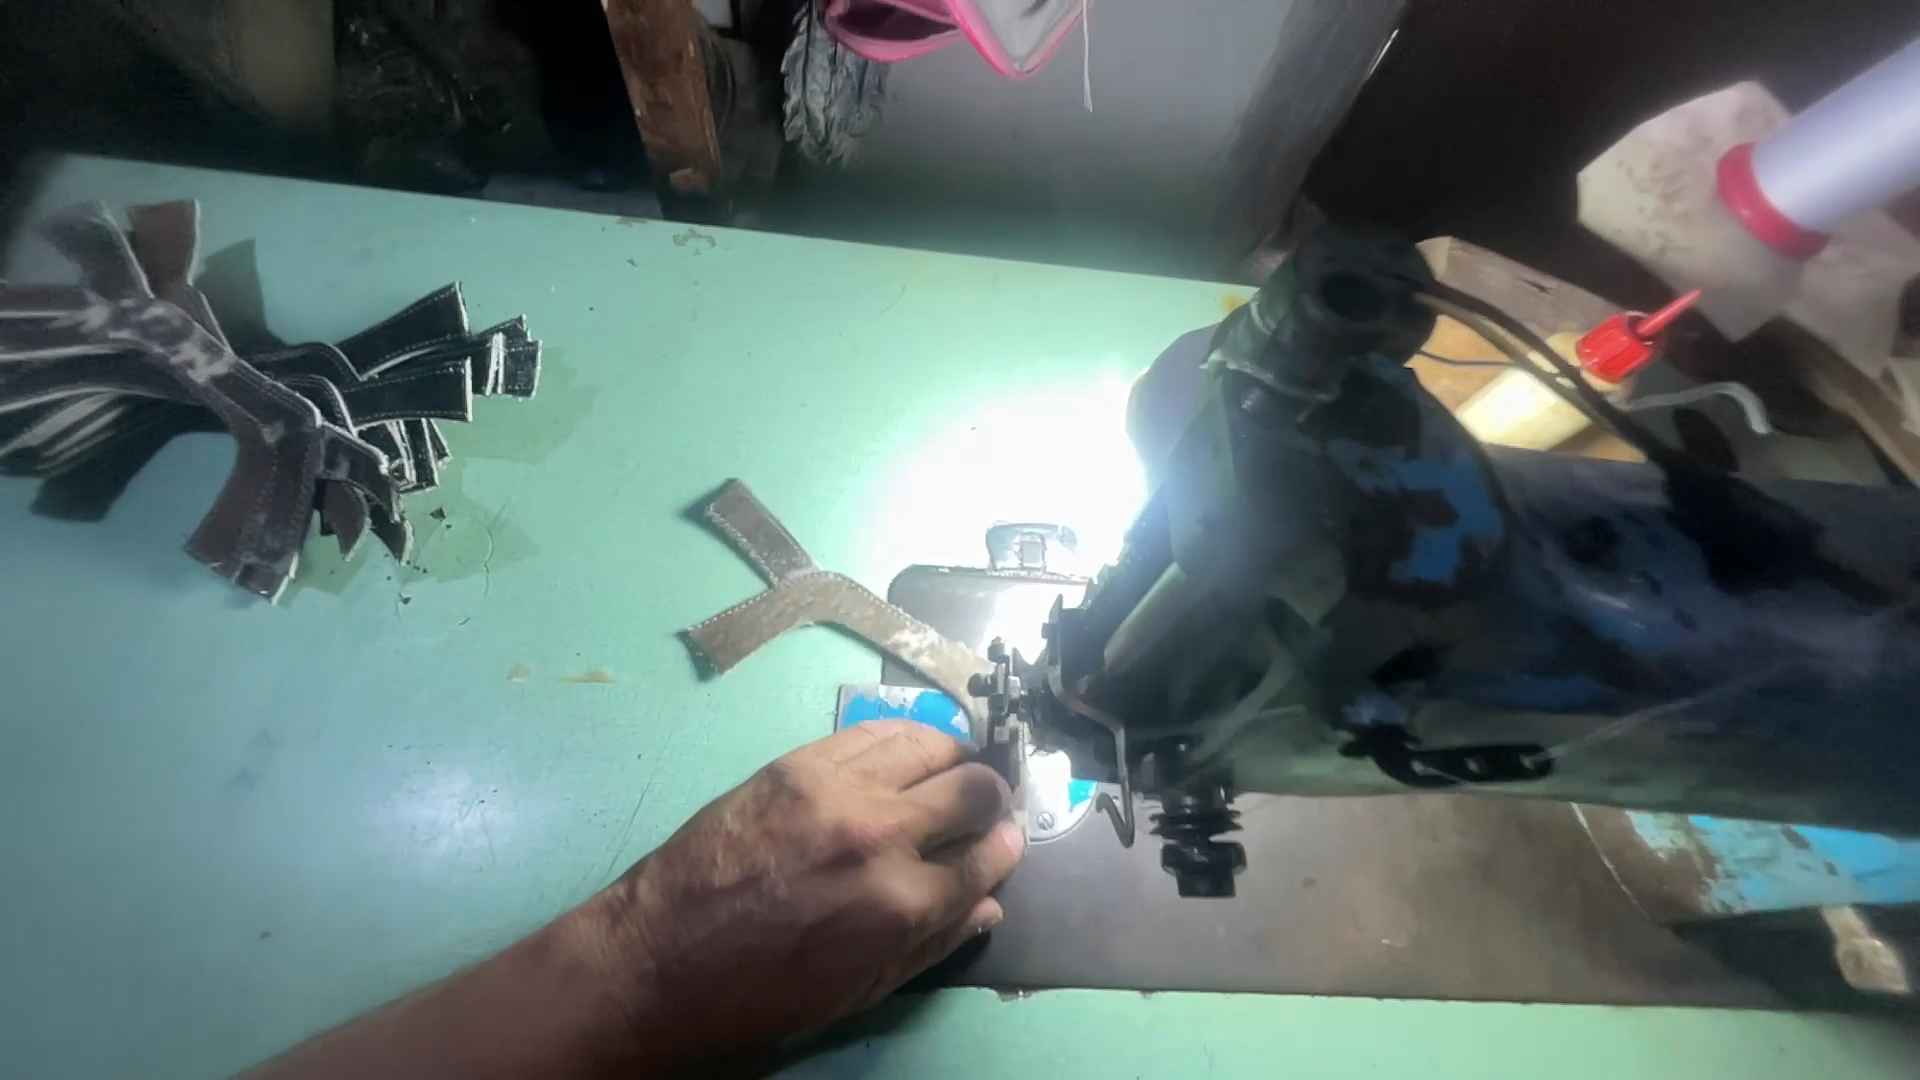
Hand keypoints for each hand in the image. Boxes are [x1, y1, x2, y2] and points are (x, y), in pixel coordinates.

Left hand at [587, 720, 1024, 1066]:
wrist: (663, 953)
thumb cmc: (765, 988)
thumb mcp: (860, 992)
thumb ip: (935, 944)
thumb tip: (990, 904)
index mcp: (900, 903)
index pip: (984, 859)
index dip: (1006, 848)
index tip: (1009, 840)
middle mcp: (882, 833)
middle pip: (970, 789)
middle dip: (994, 795)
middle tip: (988, 802)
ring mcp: (840, 787)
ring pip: (929, 744)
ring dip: (957, 754)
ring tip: (959, 764)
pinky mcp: (802, 760)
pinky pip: (875, 729)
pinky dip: (908, 734)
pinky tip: (914, 744)